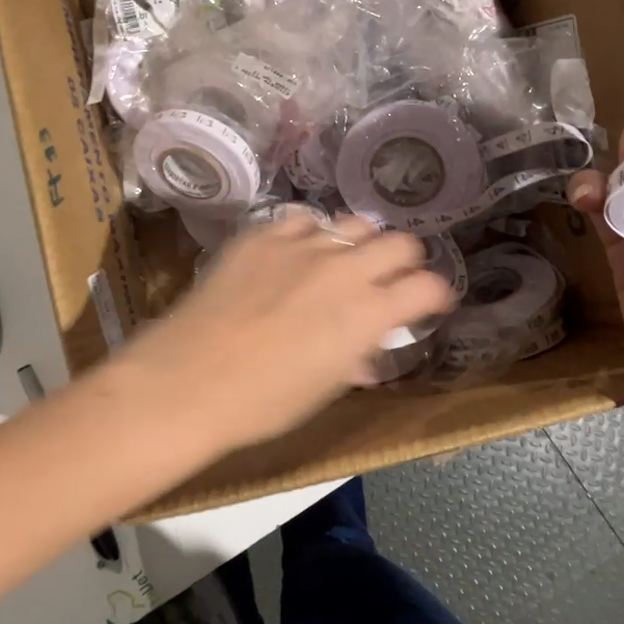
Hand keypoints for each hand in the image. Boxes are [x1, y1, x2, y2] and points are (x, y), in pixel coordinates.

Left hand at [109, 213, 454, 451]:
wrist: (187, 380)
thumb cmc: (262, 403)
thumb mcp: (323, 390)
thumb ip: (354, 359)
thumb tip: (364, 352)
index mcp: (369, 313)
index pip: (428, 286)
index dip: (435, 295)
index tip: (429, 304)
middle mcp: (344, 269)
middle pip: (400, 243)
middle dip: (404, 262)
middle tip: (390, 280)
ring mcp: (301, 245)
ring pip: (353, 223)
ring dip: (358, 244)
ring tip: (342, 263)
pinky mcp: (261, 235)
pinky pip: (301, 220)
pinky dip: (310, 235)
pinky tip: (296, 254)